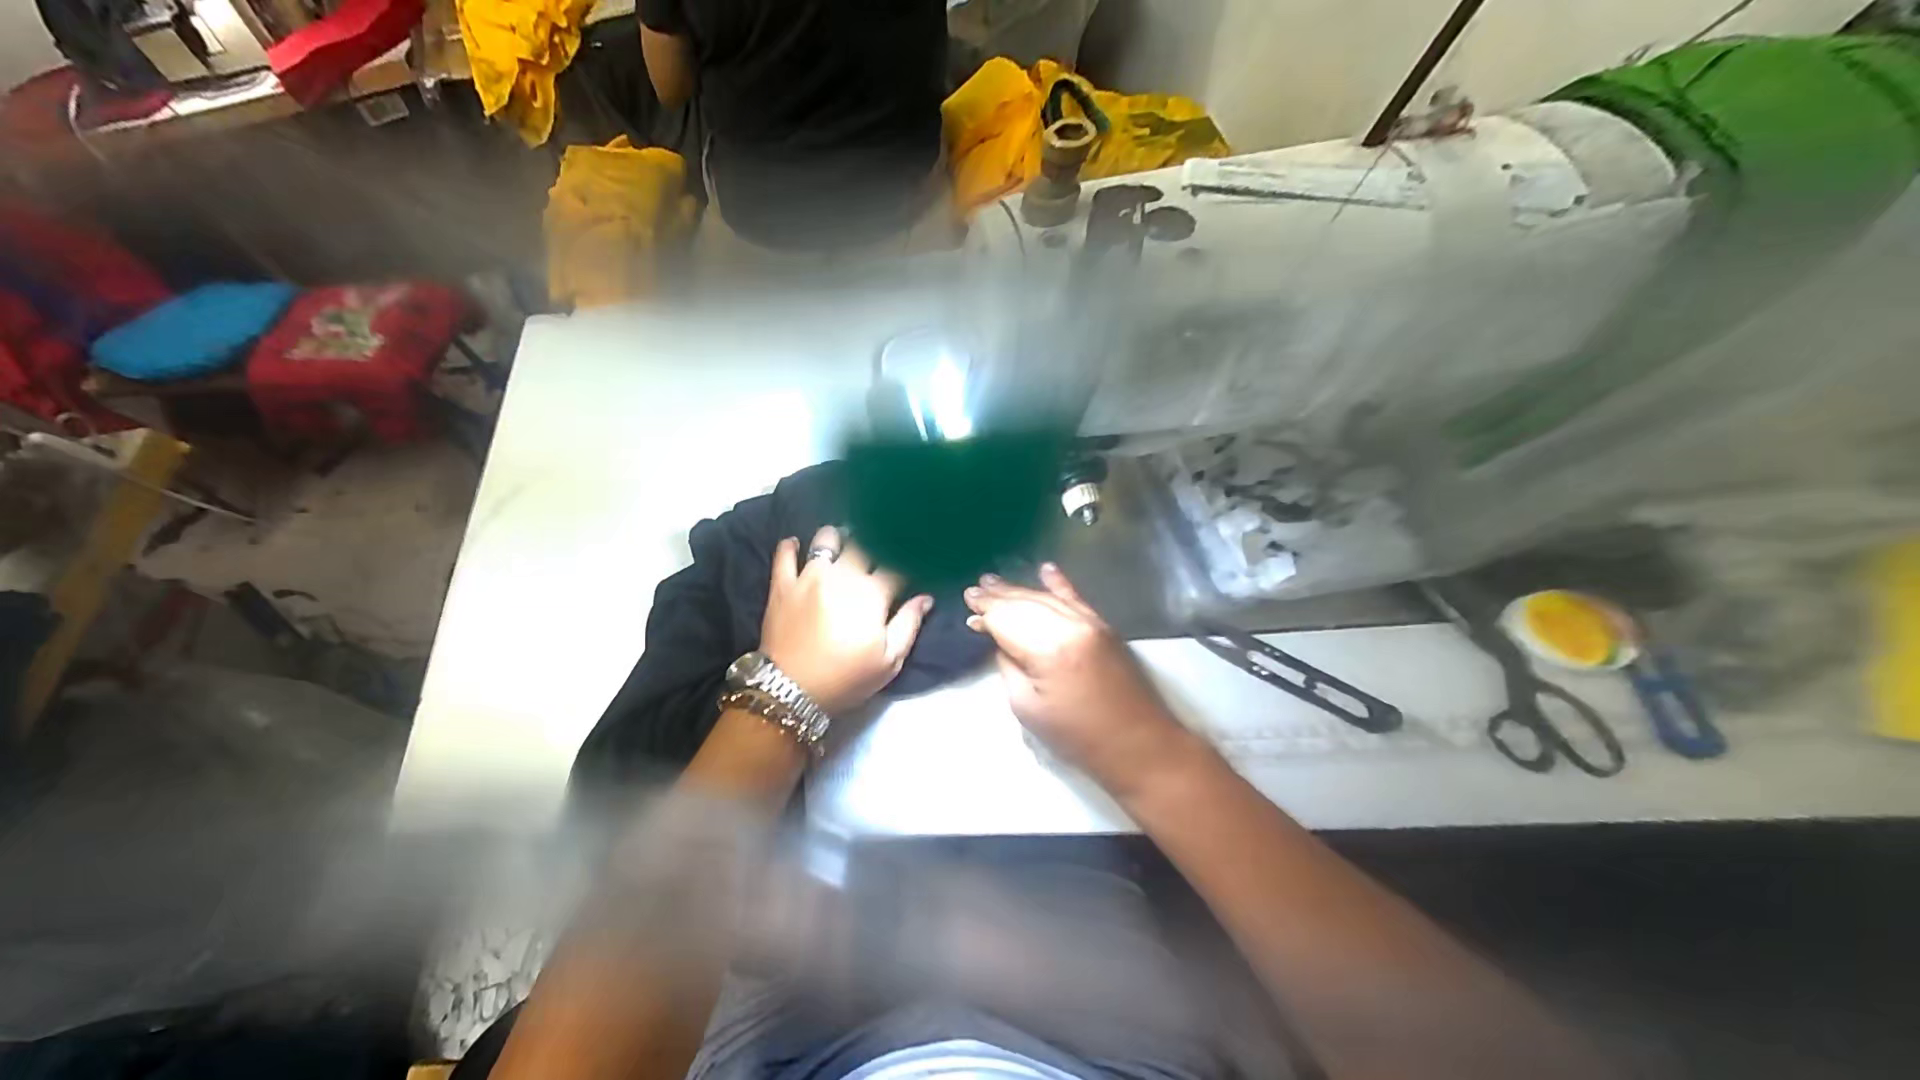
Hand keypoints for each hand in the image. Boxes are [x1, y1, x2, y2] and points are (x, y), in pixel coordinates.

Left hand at [761, 525, 932, 714]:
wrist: (791, 691)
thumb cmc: (846, 679)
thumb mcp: (889, 661)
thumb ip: (909, 624)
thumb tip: (925, 597)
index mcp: (872, 593)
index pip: (897, 564)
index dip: (907, 558)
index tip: (912, 557)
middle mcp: (842, 575)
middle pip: (863, 543)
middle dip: (874, 541)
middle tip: (878, 546)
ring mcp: (809, 576)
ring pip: (825, 539)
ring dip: (837, 538)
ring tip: (842, 542)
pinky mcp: (782, 585)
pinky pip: (784, 554)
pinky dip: (791, 545)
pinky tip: (796, 544)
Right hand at [963, 563, 1197, 794]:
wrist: (1137, 744)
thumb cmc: (1077, 736)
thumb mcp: (1027, 707)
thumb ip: (1009, 666)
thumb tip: (1001, 642)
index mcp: (1047, 649)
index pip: (1006, 619)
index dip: (985, 612)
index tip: (967, 604)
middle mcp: (1070, 626)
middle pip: (1025, 603)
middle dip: (998, 597)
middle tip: (974, 591)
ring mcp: (1090, 623)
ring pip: (1047, 598)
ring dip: (1020, 590)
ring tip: (994, 582)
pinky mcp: (1104, 627)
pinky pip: (1076, 598)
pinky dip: (1059, 584)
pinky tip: (1046, 570)